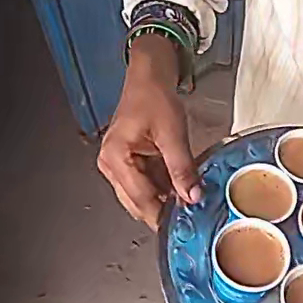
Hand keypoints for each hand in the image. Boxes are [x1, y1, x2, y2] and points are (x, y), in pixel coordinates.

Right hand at [97, 37, 201, 228]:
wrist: (149, 76)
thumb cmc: (152, 96)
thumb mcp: (172, 134)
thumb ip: (182, 168)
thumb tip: (192, 196)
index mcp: (115, 158)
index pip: (140, 199)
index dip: (164, 214)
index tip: (183, 225)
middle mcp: (111, 165)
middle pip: (138, 202)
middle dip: (164, 210)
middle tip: (190, 217)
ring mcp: (118, 165)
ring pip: (143, 196)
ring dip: (164, 200)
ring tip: (188, 201)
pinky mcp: (129, 163)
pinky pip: (146, 184)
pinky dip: (163, 188)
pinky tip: (181, 189)